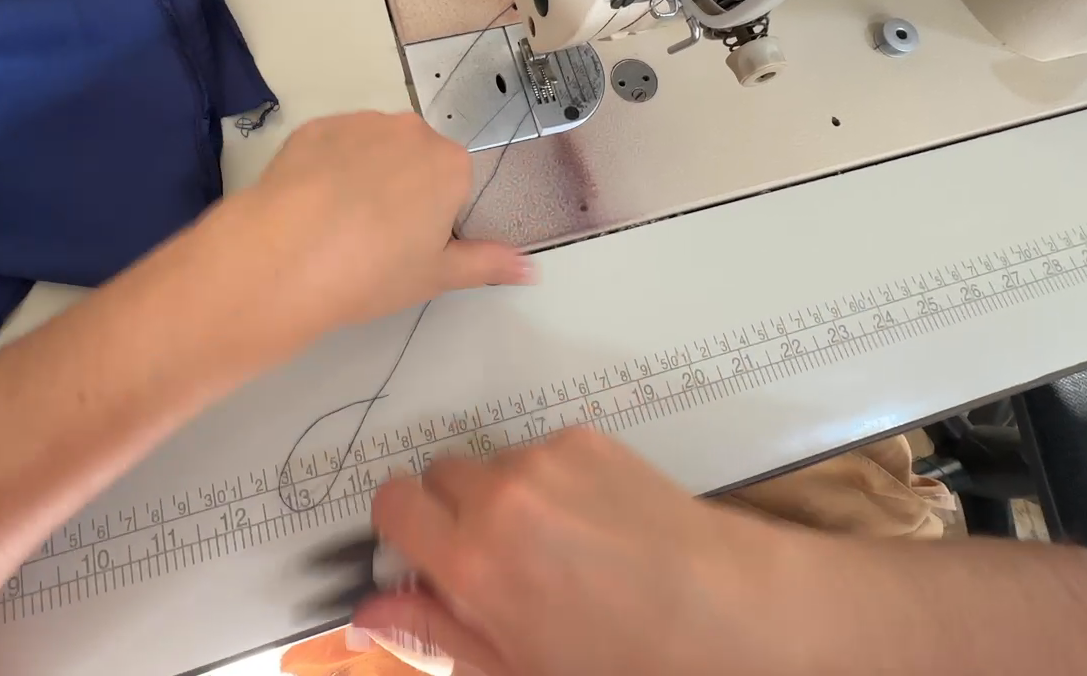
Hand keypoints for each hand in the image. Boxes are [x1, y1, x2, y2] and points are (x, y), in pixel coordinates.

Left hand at [227, 112, 530, 341]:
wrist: (287, 257)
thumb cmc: (374, 270)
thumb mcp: (437, 275)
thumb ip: (488, 264)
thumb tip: (533, 269)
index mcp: (449, 163)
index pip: (453, 184)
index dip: (433, 216)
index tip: (410, 244)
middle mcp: (410, 130)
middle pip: (415, 159)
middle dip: (403, 188)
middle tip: (375, 237)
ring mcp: (359, 122)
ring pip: (373, 148)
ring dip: (366, 173)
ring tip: (337, 221)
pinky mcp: (314, 126)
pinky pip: (333, 144)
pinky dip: (328, 166)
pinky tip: (311, 203)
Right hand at [358, 429, 803, 675]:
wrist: (719, 607)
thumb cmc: (617, 661)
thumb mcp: (516, 667)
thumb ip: (433, 631)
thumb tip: (366, 608)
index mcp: (473, 559)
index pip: (392, 501)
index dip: (400, 524)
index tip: (424, 547)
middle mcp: (499, 493)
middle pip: (437, 473)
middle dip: (451, 509)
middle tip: (494, 551)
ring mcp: (543, 456)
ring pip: (490, 462)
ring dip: (502, 493)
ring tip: (556, 538)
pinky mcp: (581, 435)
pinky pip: (538, 450)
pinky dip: (549, 477)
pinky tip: (591, 517)